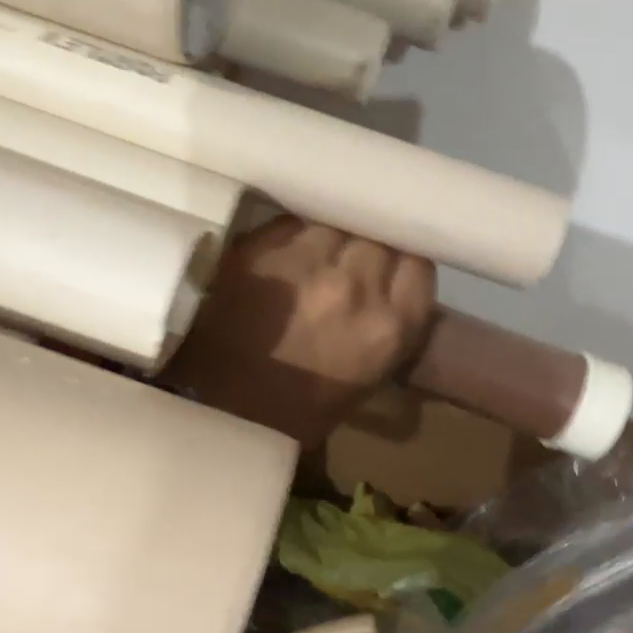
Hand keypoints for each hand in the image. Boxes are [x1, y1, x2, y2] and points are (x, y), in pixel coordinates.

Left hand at [163, 216, 435, 447]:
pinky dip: (294, 231)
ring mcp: (304, 261)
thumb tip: (388, 284)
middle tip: (350, 257)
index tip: (390, 264)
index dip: (403, 258)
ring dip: (331, 231)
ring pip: (335, 218)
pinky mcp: (258, 248)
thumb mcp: (363, 377)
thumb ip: (386, 324)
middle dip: (368, 241)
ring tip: (317, 250)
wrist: (215, 414)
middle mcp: (355, 285)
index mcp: (390, 327)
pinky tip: (286, 250)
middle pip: (378, 232)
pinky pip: (291, 220)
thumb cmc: (294, 413)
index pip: (418, 260)